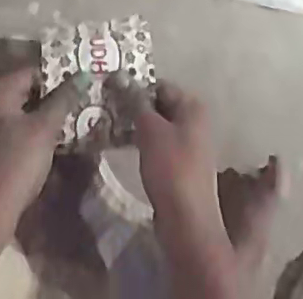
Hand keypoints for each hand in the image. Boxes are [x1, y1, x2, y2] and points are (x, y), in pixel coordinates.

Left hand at [0, 68, 78, 235]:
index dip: (58, 73)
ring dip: (47, 111)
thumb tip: (84, 74)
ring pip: (23, 109)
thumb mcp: (44, 128)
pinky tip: (57, 134)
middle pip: (26, 89)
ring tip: (75, 113)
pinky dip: (36, 127)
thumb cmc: (16, 164)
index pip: (31, 71)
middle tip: (82, 96)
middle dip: (54, 93)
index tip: (82, 79)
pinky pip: (17, 126)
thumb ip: (63, 98)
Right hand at [126, 81, 227, 249]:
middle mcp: (195, 120)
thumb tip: (121, 79)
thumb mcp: (150, 131)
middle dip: (135, 107)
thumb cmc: (171, 168)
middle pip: (160, 105)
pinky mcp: (183, 165)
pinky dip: (144, 144)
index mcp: (192, 106)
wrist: (187, 222)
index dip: (135, 88)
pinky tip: (125, 148)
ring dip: (137, 126)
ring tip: (110, 127)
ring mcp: (191, 144)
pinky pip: (160, 145)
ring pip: (159, 126)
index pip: (159, 85)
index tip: (110, 93)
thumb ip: (137, 104)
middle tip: (107, 110)